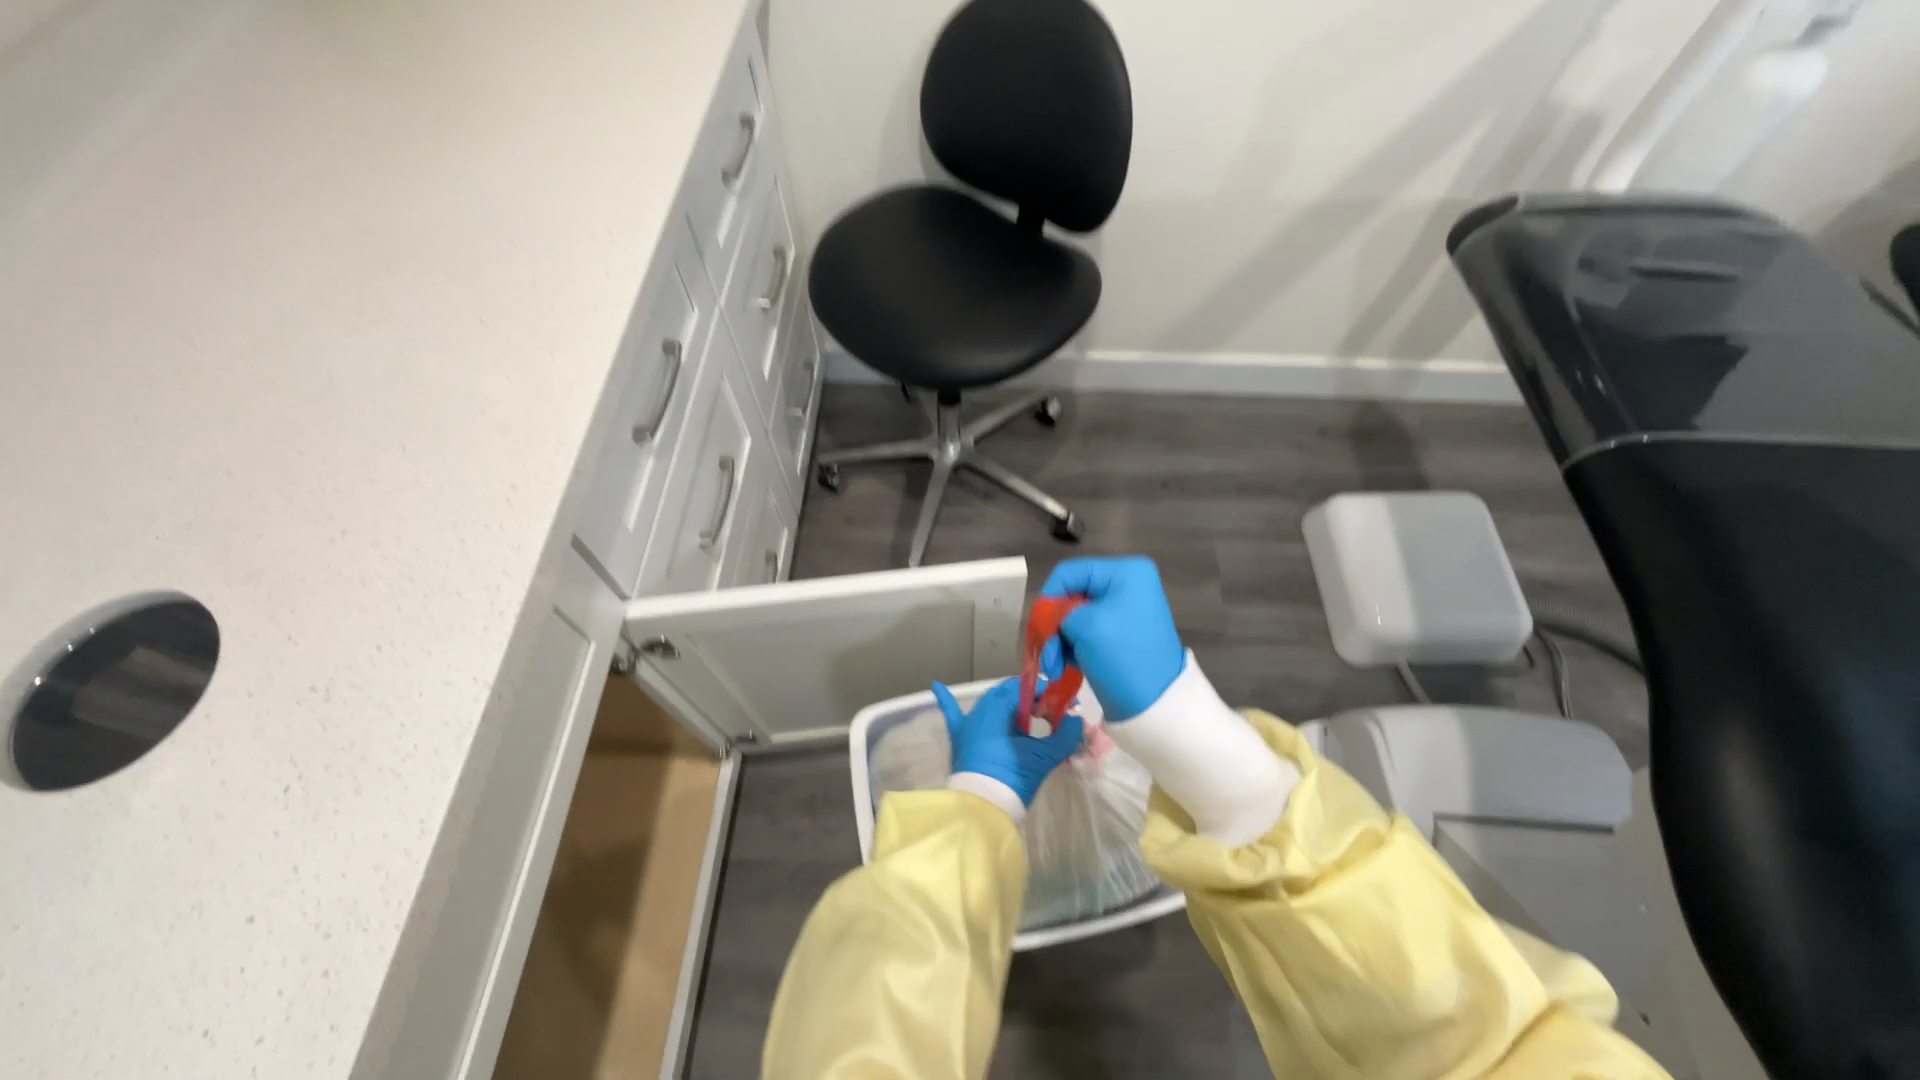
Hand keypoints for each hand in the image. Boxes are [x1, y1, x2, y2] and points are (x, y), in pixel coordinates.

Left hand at [932, 677, 1083, 806]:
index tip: (1063, 705)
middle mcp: (980, 710)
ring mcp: (966, 724)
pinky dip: (945, 700)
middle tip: (1050, 714)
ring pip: (989, 704)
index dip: (1045, 694)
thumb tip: (1079, 721)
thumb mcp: (1043, 757)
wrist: (982, 809)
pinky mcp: (958, 740)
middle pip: (1008, 695)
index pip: (1025, 688)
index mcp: (999, 708)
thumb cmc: (1012, 777)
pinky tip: (936, 685)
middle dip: (1030, 700)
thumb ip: (1064, 736)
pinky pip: (951, 715)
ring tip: (1027, 714)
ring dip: (1008, 705)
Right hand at [1040, 556, 1185, 721]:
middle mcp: (1126, 585)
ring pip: (1074, 617)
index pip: (1069, 573)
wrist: (1155, 705)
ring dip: (1059, 643)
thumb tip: (1045, 615)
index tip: (1039, 628)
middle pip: (1071, 596)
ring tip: (1056, 669)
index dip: (1049, 598)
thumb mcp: (1085, 626)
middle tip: (1048, 658)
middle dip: (1054, 628)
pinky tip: (1069, 668)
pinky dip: (1072, 650)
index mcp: (1125, 572)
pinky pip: (1085, 633)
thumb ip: (1058, 612)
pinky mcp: (1118, 634)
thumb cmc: (1123, 656)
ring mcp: (1123, 610)